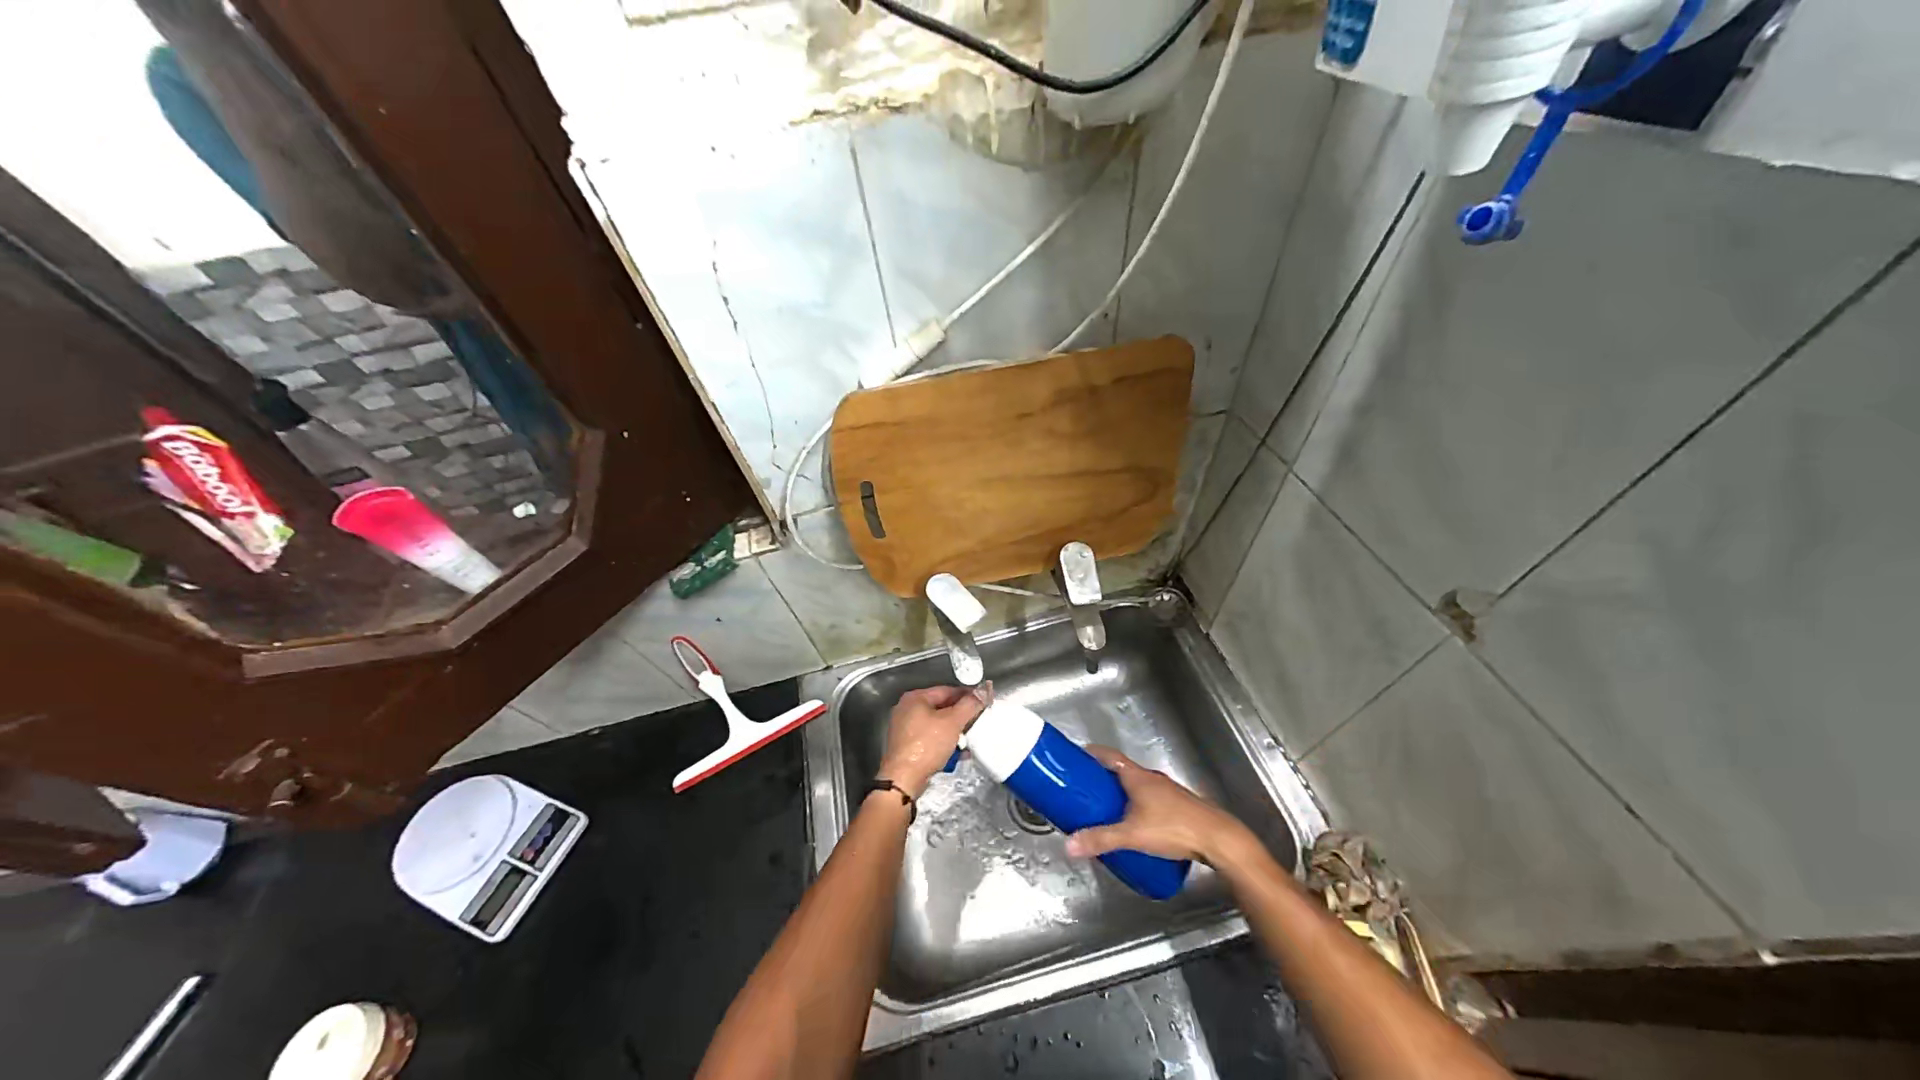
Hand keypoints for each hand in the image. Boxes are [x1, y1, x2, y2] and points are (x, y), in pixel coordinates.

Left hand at [876, 684, 991, 797]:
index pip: (947, 690)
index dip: (968, 695)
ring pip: (936, 723)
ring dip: (954, 730)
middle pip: (941, 706)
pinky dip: (944, 741)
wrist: (903, 779)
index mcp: (915, 698)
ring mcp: (905, 728)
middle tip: (979, 720)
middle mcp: (907, 709)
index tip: (983, 701)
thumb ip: (970, 704)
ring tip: (971, 737)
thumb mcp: (953, 722)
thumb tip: (984, 690)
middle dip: (961, 714)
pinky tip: (958, 751)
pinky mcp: (907, 745)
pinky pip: (930, 737)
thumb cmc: (927, 745)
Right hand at [1064, 745, 1255, 864]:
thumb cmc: (1174, 828)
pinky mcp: (1180, 807)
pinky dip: (1137, 805)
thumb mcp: (1132, 835)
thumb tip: (1069, 845)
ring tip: (1106, 809)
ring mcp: (1169, 792)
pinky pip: (1150, 799)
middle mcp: (1153, 779)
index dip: (1092, 754)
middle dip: (1103, 778)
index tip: (1077, 758)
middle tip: (1085, 790)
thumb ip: (1101, 839)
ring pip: (1138, 786)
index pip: (1110, 756)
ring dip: (1121, 793)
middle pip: (1122, 771)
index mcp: (1138, 776)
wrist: (1219, 840)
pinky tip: (1135, 824)